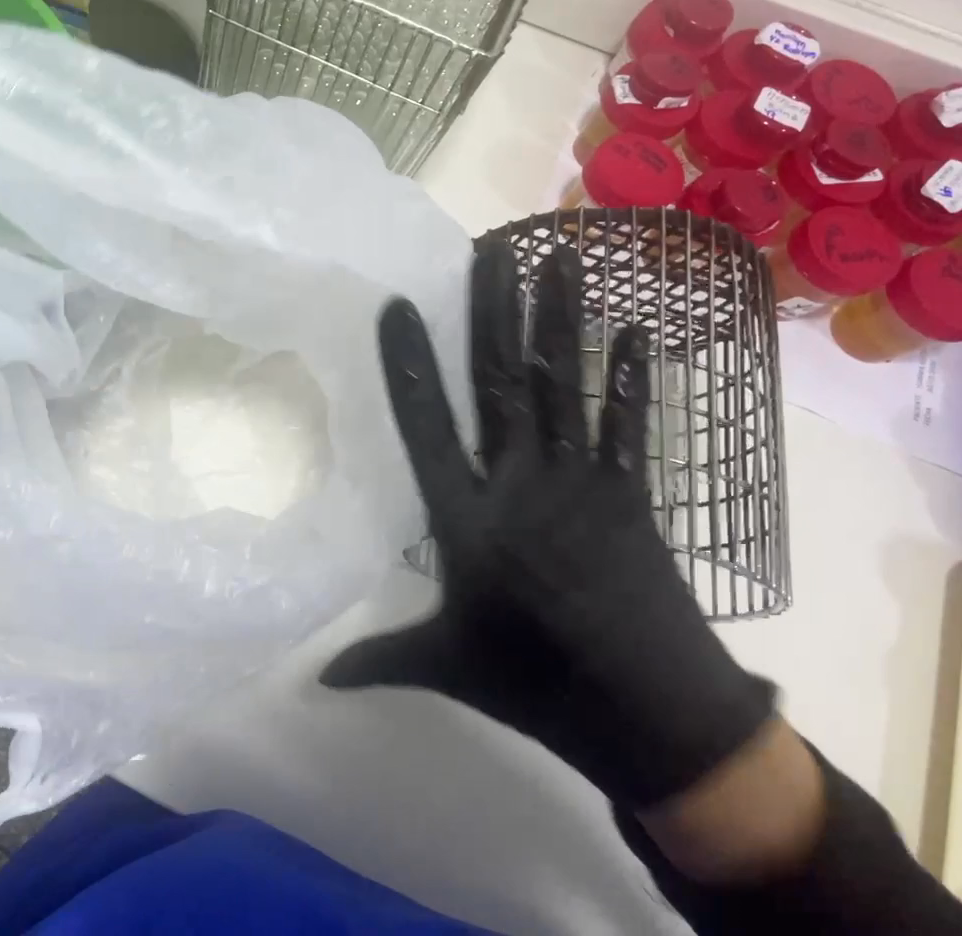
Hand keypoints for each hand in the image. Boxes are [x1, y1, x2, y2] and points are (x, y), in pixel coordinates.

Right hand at [322, 239, 774, 808]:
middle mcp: (519, 486)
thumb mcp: (443, 667)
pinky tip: (637, 330)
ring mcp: (580, 485)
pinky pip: (627, 427)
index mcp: (465, 521)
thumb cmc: (532, 683)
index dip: (409, 365)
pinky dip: (631, 379)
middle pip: (503, 386)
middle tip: (490, 248)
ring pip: (565, 388)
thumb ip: (376, 659)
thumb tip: (312, 682)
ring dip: (561, 321)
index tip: (397, 305)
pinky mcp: (631, 496)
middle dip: (493, 314)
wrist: (649, 713)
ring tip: (560, 257)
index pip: (426, 428)